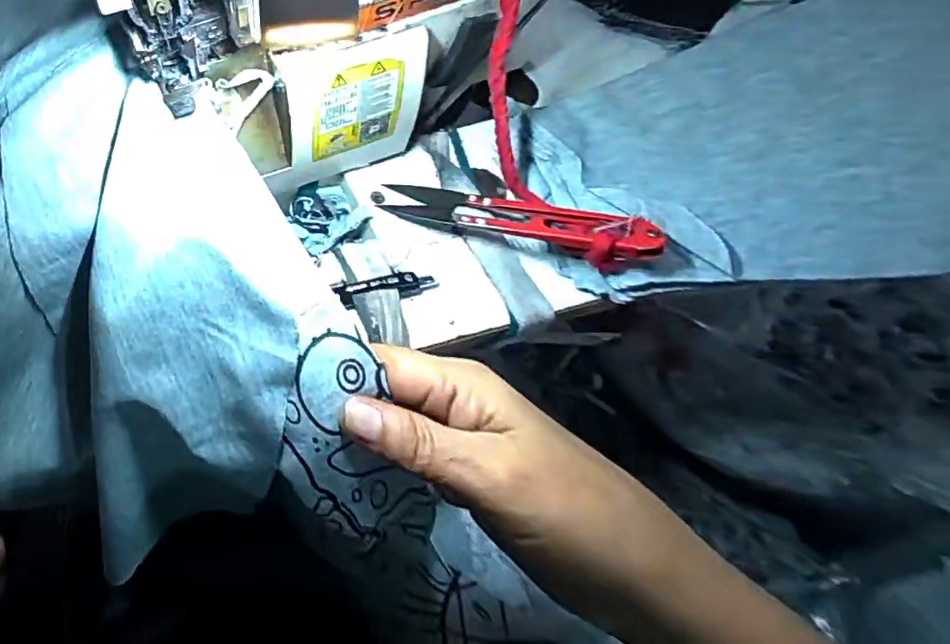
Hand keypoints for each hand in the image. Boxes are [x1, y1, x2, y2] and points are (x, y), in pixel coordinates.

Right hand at [340, 344, 820, 643]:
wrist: (658, 587)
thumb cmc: (577, 517)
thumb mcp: (493, 478)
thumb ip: (417, 440)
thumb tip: (341, 405)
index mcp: (460, 382)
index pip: (379, 362)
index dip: (335, 374)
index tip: (291, 399)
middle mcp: (452, 397)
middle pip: (378, 387)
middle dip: (338, 404)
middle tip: (295, 431)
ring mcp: (457, 433)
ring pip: (388, 419)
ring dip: (356, 433)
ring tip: (312, 450)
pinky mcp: (459, 466)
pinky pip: (405, 449)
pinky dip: (379, 457)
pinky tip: (355, 471)